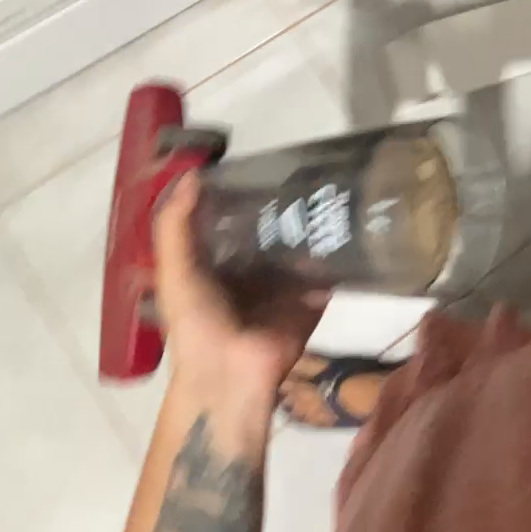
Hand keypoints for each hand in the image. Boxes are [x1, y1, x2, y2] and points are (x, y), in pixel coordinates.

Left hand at [153, 174, 327, 425]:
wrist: (233, 373)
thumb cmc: (197, 321)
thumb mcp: (175, 271)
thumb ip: (175, 226)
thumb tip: (192, 173)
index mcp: (221, 262)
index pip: (236, 218)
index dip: (245, 191)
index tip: (262, 159)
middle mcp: (257, 267)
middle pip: (276, 226)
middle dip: (288, 202)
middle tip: (308, 168)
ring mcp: (290, 280)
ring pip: (307, 241)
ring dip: (318, 219)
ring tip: (337, 184)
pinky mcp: (316, 293)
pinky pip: (331, 265)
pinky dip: (342, 246)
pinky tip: (355, 216)